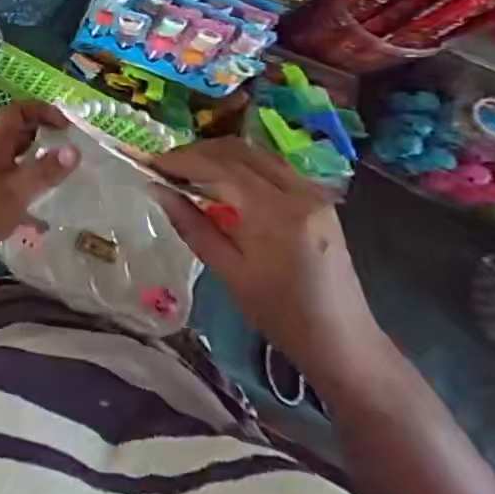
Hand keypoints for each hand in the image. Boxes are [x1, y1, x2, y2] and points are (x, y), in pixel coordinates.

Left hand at [0, 101, 77, 274]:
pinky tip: (41, 206)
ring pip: (14, 156)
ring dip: (36, 160)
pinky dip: (26, 182)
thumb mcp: (17, 192)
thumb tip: (75, 149)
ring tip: (61, 175)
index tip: (66, 126)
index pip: (17, 112)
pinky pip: (9, 176)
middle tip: (69, 150)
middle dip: (43, 136)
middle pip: (17, 132)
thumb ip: (46, 171)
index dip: (42, 111)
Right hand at [153, 138, 382, 363]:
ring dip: (220, 155)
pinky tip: (224, 180)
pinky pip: (273, 166)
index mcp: (276, 213)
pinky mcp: (318, 198)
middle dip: (198, 153)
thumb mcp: (229, 272)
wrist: (343, 342)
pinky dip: (243, 164)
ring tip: (189, 170)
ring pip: (257, 154)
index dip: (182, 161)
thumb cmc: (281, 315)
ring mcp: (312, 192)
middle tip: (166, 166)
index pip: (220, 168)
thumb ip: (192, 225)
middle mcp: (298, 191)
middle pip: (239, 152)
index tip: (151, 164)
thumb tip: (157, 190)